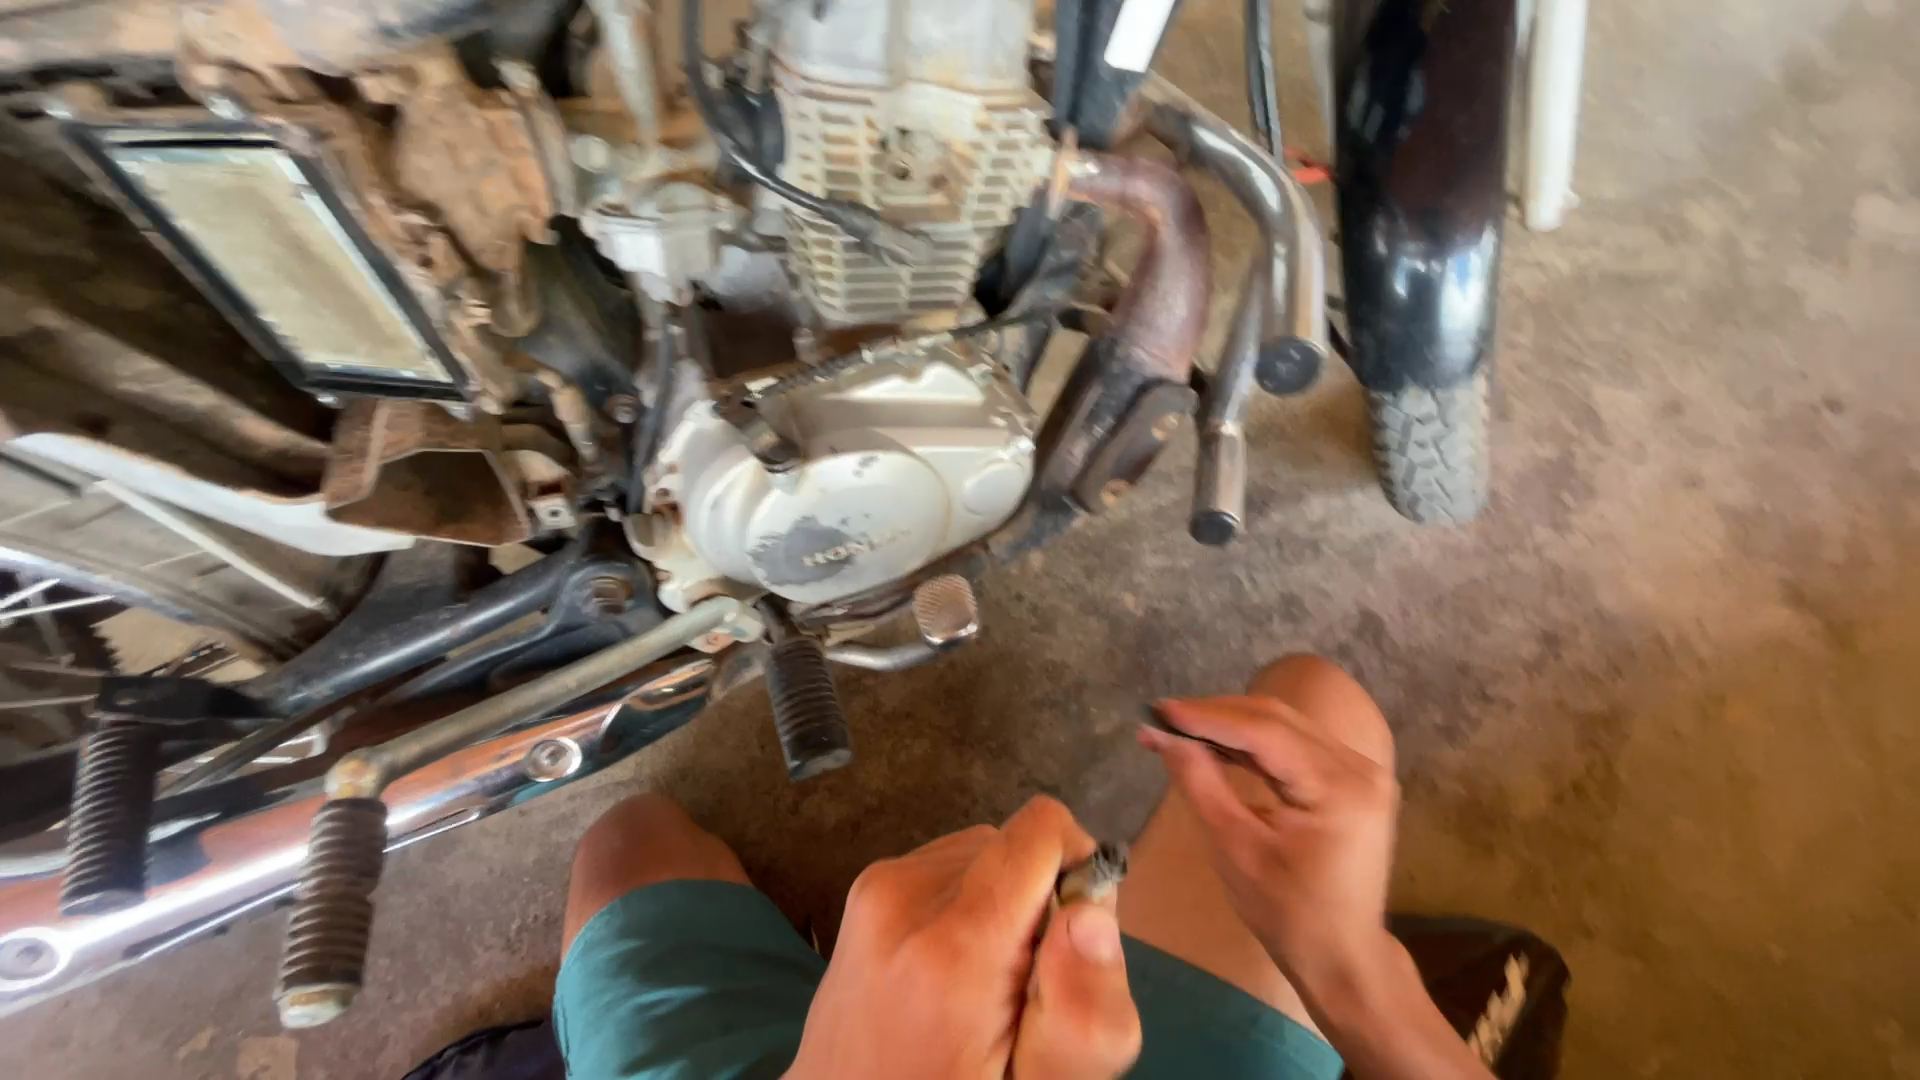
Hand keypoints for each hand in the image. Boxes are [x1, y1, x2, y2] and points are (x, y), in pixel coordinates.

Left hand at [784, 796, 1139, 1079]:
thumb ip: (1084, 1015)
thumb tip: (1093, 912)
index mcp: (953, 948)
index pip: (1042, 830)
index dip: (1077, 873)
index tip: (1067, 947)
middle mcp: (906, 894)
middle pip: (1017, 845)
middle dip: (1041, 901)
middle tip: (1024, 987)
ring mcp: (877, 884)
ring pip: (985, 851)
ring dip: (1004, 901)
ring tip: (982, 982)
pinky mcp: (867, 883)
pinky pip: (950, 863)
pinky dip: (969, 901)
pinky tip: (949, 965)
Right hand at [1137, 695, 1399, 991]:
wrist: (1343, 958)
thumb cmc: (1287, 913)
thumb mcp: (1234, 849)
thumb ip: (1200, 782)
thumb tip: (1163, 735)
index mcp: (1339, 787)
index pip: (1264, 731)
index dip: (1207, 716)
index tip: (1159, 710)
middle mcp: (1358, 767)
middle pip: (1275, 719)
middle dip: (1214, 714)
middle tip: (1162, 718)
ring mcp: (1358, 770)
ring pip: (1282, 725)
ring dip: (1228, 723)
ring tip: (1179, 727)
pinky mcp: (1349, 778)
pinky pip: (1291, 743)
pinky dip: (1250, 740)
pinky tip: (1215, 742)